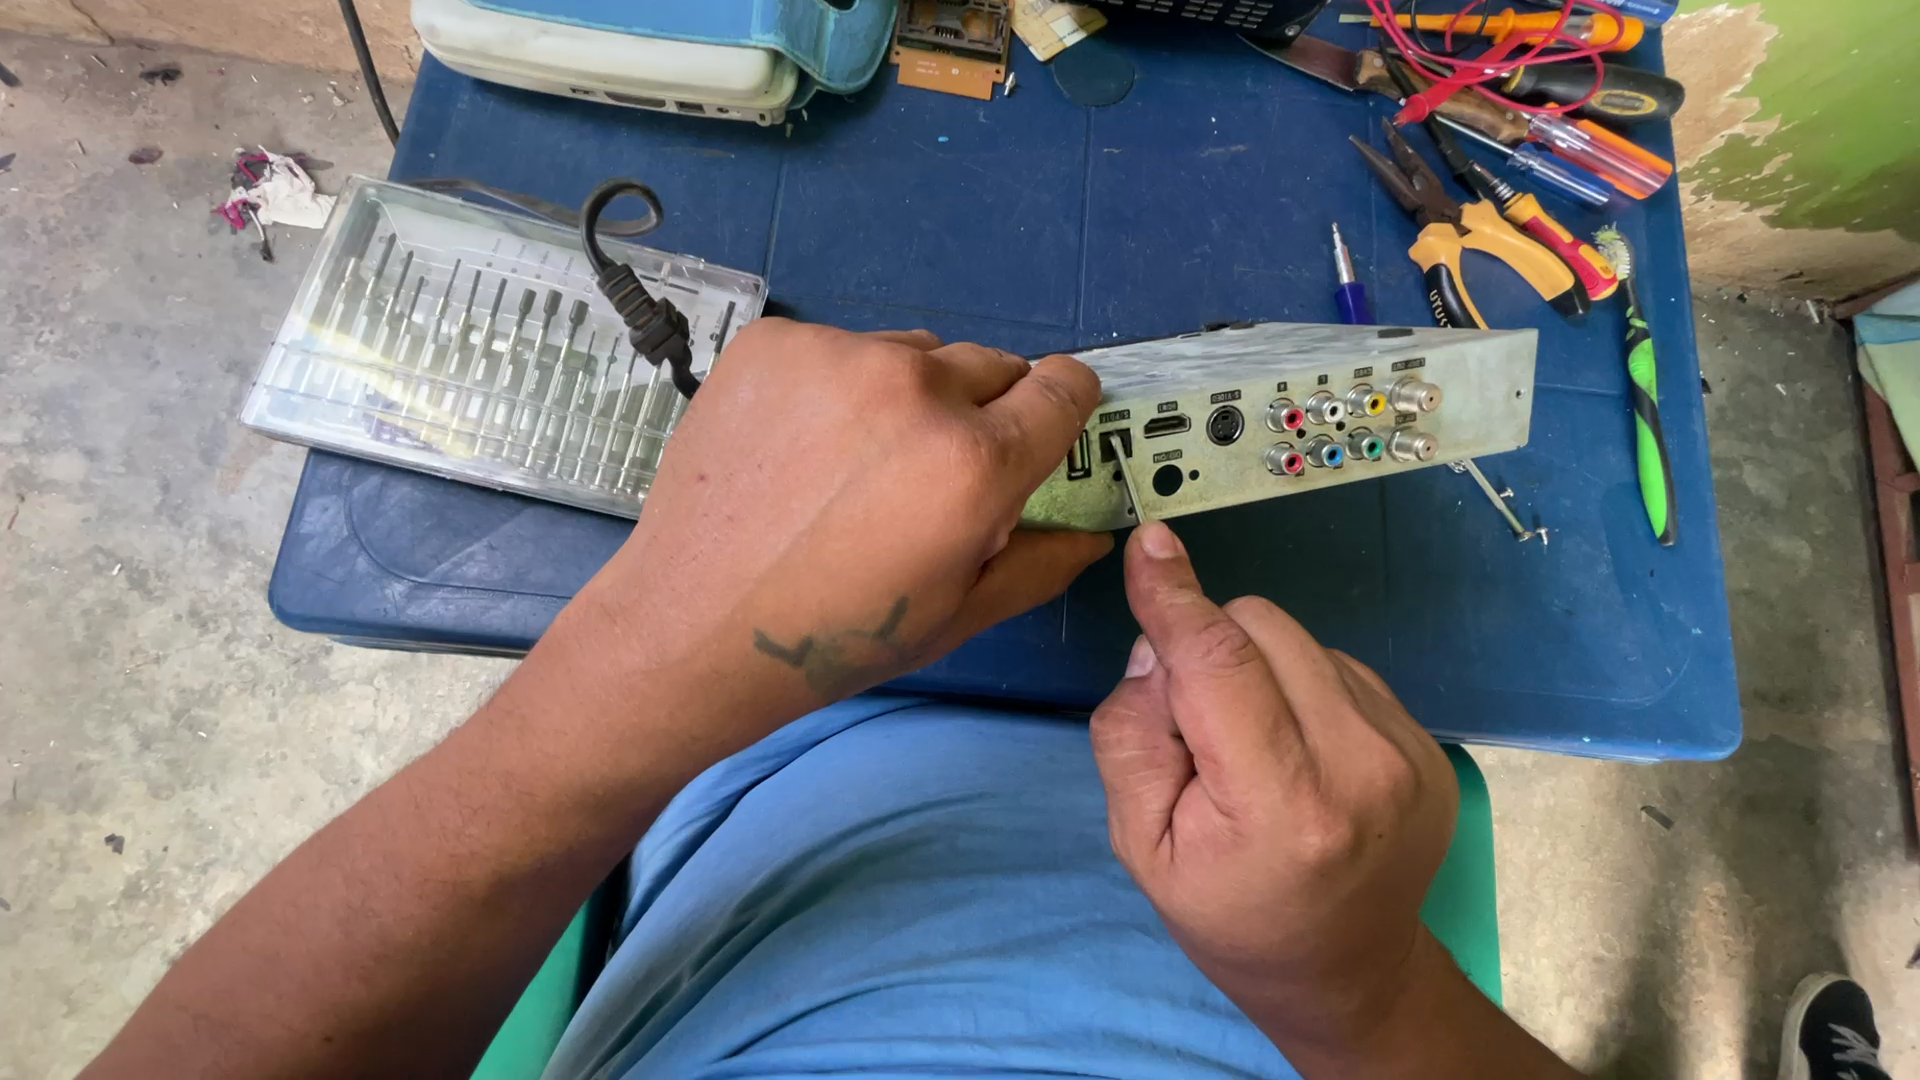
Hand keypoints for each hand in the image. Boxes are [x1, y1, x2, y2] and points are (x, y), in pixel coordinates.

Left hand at [573, 319, 1110, 740]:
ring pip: (915, 353)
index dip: (1061, 406)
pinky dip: (841, 386)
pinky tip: (800, 444)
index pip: (1064, 386)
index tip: (1041, 426)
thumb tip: (1095, 532)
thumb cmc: (840, 637)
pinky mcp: (774, 342)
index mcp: (975, 463)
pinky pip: (843, 348)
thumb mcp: (957, 616)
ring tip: (856, 459)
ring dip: (911, 394)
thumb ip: (1041, 565)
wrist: (694, 627)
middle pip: (993, 364)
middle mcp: (915, 389)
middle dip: (983, 411)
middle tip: (931, 469)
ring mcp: (838, 354)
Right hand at [1089, 520, 1458, 1051]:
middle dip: (1206, 644)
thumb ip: (1130, 735)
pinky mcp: (1423, 735)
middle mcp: (1361, 761)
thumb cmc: (1228, 913)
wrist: (1348, 971)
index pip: (1220, 665)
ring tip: (1248, 739)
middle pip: (1259, 626)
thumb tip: (1158, 648)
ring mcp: (1406, 745)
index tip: (1149, 545)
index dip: (1176, 600)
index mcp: (1283, 802)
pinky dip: (1291, 680)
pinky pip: (1328, 658)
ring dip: (1249, 662)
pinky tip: (1292, 742)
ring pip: (1294, 633)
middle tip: (1194, 722)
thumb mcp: (1139, 842)